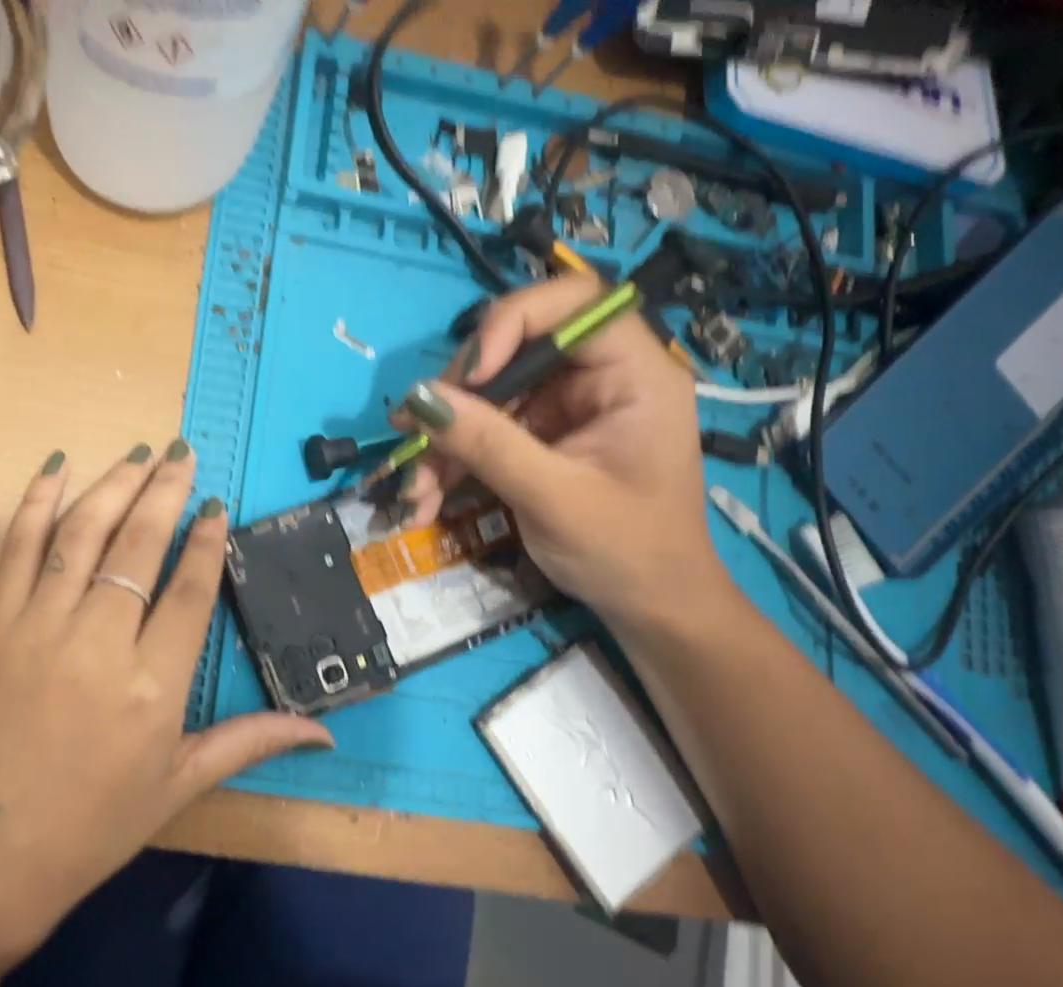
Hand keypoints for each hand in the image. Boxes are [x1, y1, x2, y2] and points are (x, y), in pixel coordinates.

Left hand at [0, 443, 332, 970]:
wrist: (0, 847)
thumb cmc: (99, 822)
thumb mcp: (182, 783)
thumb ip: (251, 741)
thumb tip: (326, 731)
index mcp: (154, 686)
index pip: (189, 590)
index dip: (207, 541)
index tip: (217, 506)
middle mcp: (98, 645)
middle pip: (138, 547)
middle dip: (164, 493)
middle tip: (182, 455)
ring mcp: (40, 629)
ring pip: (81, 536)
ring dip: (111, 486)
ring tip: (137, 454)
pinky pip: (16, 551)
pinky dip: (35, 504)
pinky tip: (56, 469)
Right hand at [396, 276, 731, 626]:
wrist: (647, 607)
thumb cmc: (625, 550)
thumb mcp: (553, 498)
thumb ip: (487, 444)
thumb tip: (418, 400)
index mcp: (633, 375)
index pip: (573, 304)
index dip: (512, 324)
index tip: (471, 377)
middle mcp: (598, 379)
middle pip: (512, 351)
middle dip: (458, 399)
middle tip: (417, 438)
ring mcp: (564, 410)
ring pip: (485, 398)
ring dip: (441, 443)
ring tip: (415, 493)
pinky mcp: (539, 439)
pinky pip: (481, 433)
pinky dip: (449, 465)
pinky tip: (425, 502)